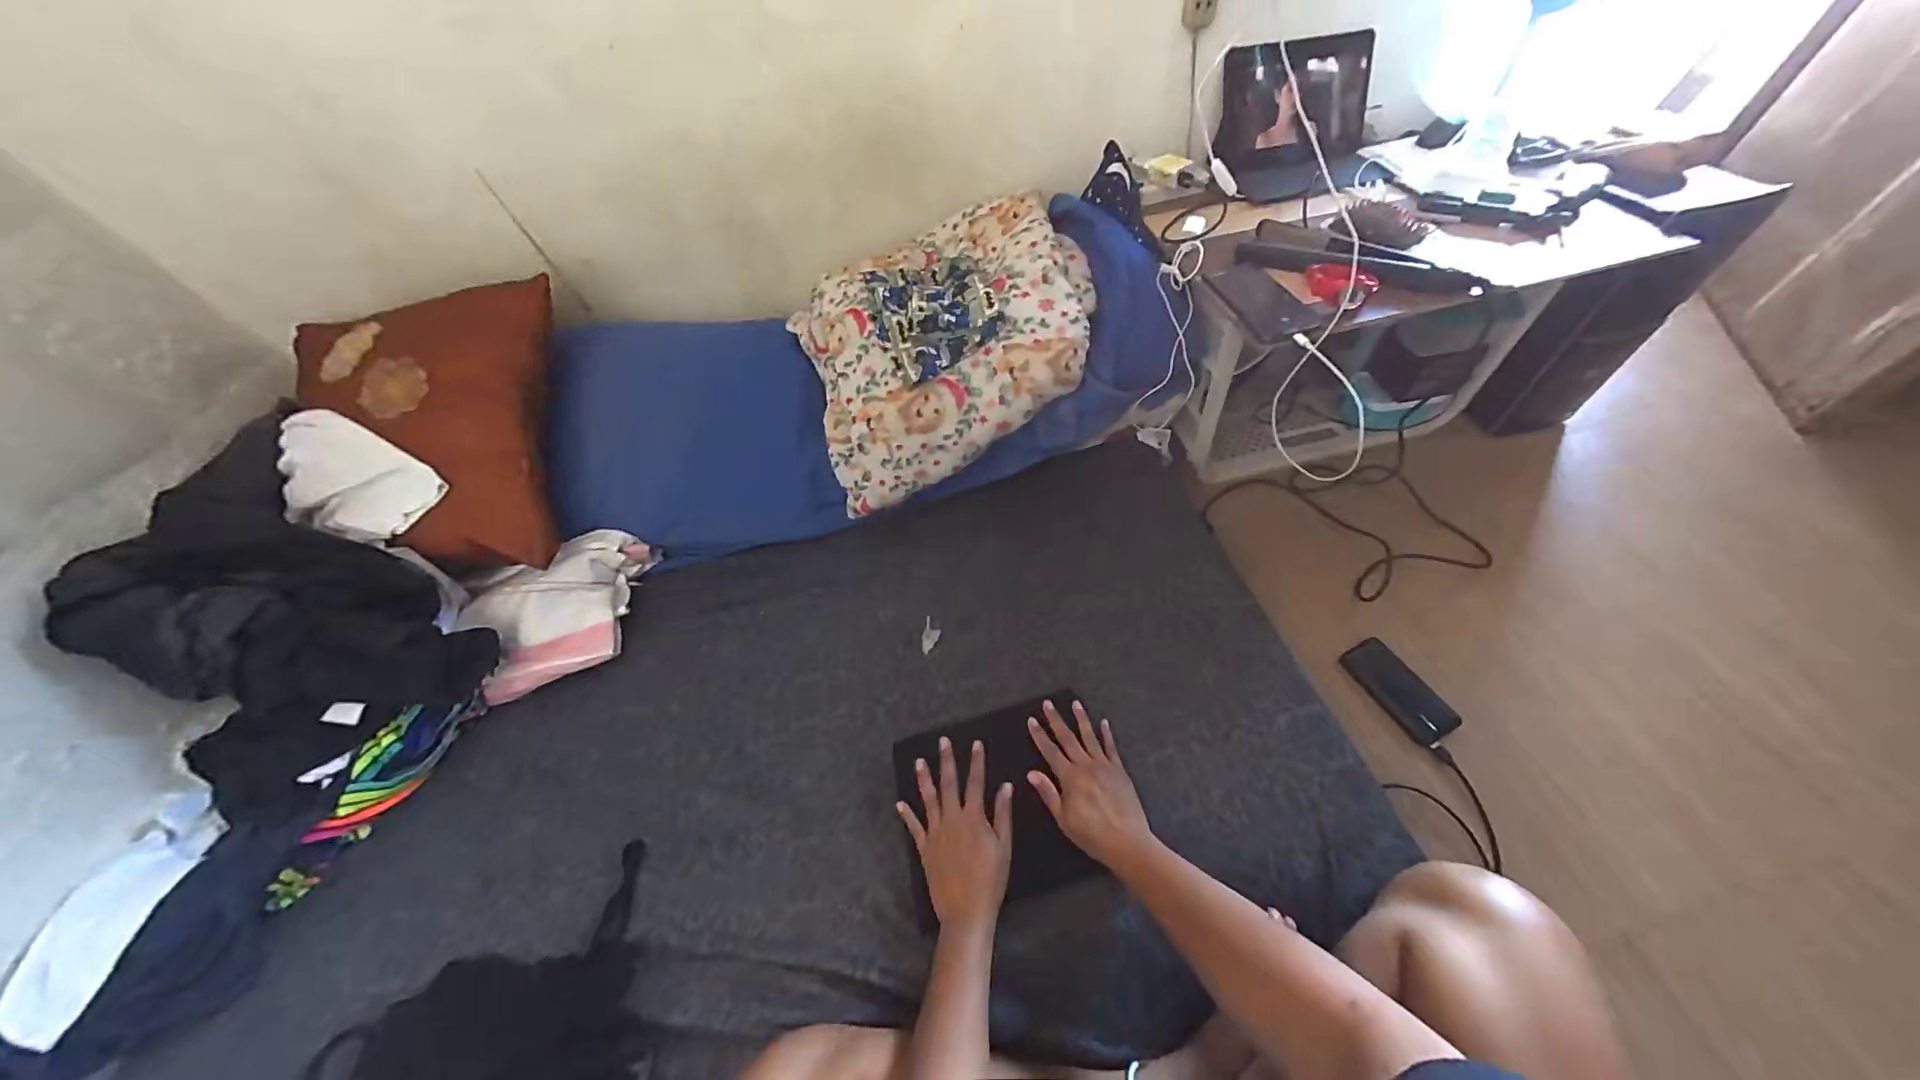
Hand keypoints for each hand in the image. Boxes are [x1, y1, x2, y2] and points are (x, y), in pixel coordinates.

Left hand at [898, 737, 1013, 930]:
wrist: (966, 911)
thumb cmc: (991, 880)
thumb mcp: (1004, 847)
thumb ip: (1003, 815)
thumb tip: (1006, 786)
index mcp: (974, 818)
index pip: (976, 782)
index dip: (977, 762)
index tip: (976, 743)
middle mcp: (952, 819)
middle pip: (948, 784)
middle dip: (946, 761)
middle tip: (942, 742)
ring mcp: (935, 833)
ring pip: (928, 799)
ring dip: (923, 779)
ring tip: (919, 762)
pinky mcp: (924, 848)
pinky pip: (914, 827)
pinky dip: (907, 814)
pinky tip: (900, 804)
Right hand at [1026, 700, 1153, 866]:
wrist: (1127, 842)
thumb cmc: (1091, 834)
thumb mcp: (1063, 818)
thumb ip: (1048, 793)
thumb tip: (1031, 773)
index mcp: (1070, 777)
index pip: (1050, 751)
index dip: (1039, 735)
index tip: (1032, 720)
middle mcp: (1086, 766)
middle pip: (1068, 738)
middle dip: (1056, 720)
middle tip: (1048, 703)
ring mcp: (1105, 766)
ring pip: (1090, 737)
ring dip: (1082, 719)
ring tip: (1076, 703)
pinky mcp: (1120, 771)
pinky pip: (1112, 748)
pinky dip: (1107, 734)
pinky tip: (1104, 723)